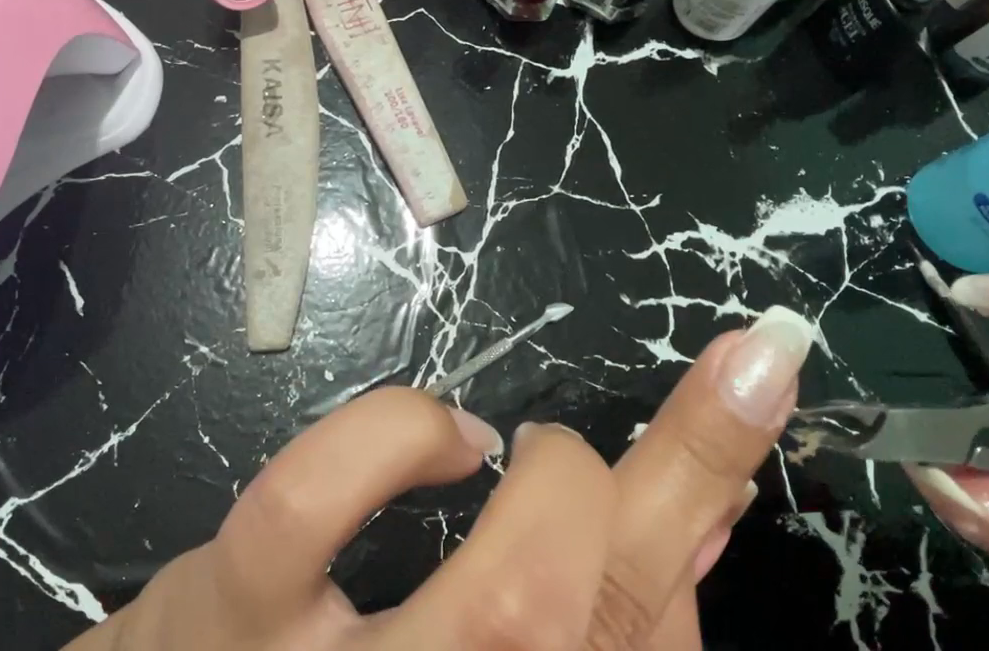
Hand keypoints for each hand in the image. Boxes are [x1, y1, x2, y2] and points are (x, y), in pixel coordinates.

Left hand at [62, 307, 815, 650]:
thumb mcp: (487, 650)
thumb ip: (601, 608)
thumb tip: (695, 510)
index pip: (653, 638)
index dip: (705, 495)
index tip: (757, 366)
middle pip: (600, 617)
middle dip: (631, 500)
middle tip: (566, 462)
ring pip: (510, 597)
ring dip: (552, 482)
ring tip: (499, 450)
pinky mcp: (231, 618)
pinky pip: (314, 507)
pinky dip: (394, 439)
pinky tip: (431, 432)